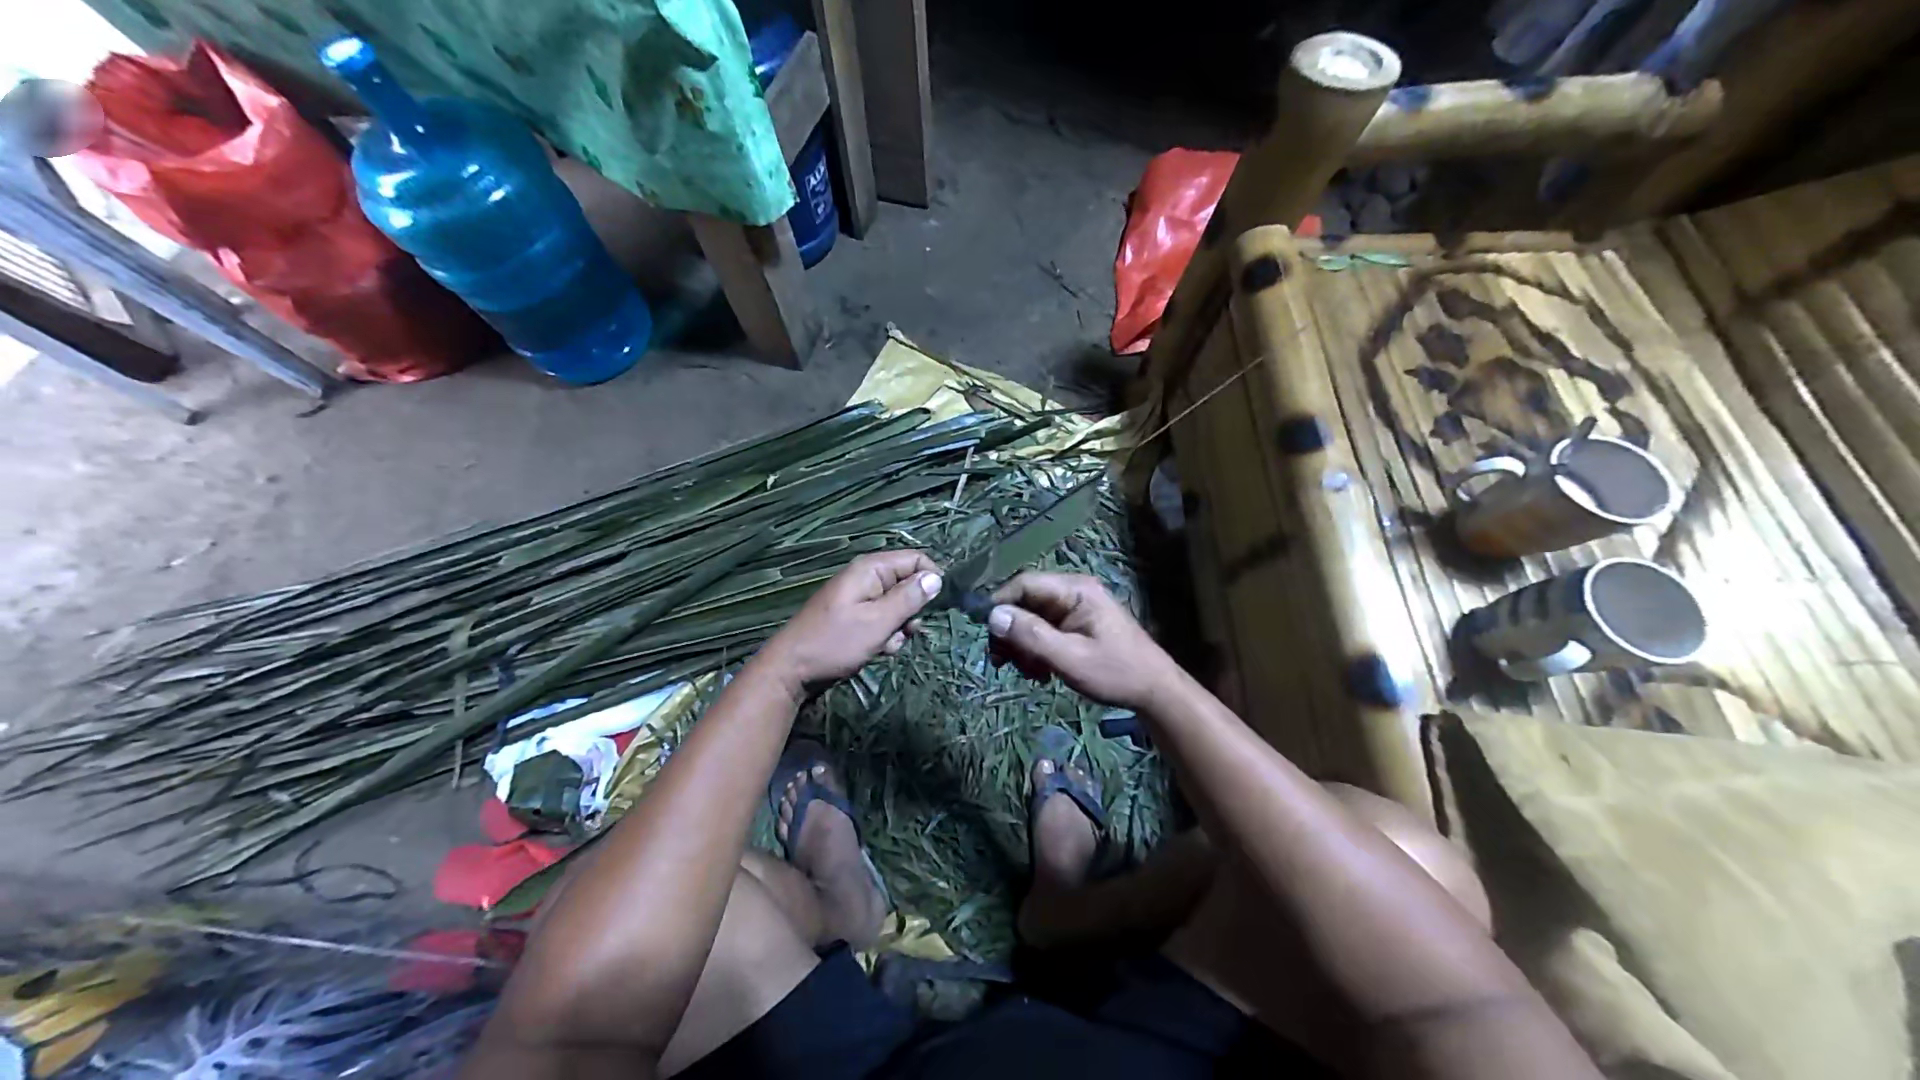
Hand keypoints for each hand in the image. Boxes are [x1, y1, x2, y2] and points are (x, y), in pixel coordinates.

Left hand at [756, 550, 941, 695]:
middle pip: (909, 585)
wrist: (791, 670)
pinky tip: (875, 650)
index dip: (931, 580)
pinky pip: (883, 620)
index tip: (936, 608)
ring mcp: (860, 598)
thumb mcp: (878, 621)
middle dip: (913, 611)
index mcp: (871, 569)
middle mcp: (866, 578)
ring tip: (885, 645)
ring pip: (898, 607)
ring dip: (899, 628)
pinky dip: (885, 636)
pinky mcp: (855, 617)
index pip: (917, 559)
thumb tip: (937, 578)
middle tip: (905, 631)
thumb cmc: (835, 642)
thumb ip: (909, 598)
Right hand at [986, 572, 1181, 710]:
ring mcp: (1074, 608)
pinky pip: (1043, 631)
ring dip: (1022, 646)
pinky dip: (1035, 650)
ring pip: (1030, 619)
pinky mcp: (1075, 625)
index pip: (1023, 584)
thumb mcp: (1069, 658)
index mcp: (1075, 590)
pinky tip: (1041, 673)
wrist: (1154, 691)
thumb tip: (992, 616)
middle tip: (1004, 663)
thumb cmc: (1115, 672)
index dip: (1000, 606)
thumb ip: (1031, 636)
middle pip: (1024, 602)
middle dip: (1011, 633)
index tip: (988, 637)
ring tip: (1029, 674)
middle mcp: (1072, 592)